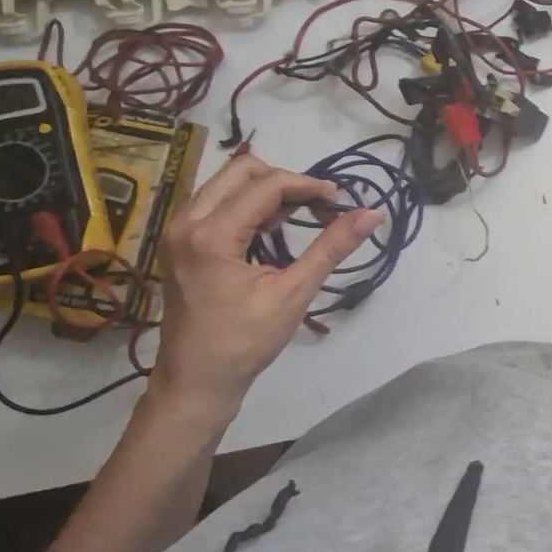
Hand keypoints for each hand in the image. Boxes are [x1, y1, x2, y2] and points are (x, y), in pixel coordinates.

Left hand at [148, 155, 381, 420]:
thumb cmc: (244, 341)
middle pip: (241, 171)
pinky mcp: (181, 242)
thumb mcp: (294, 293)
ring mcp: (179, 231)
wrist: (197, 379)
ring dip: (268, 191)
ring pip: (227, 184)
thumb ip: (332, 247)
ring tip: (302, 215)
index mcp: (210, 235)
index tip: (340, 201)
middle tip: (320, 204)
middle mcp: (186, 222)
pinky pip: (217, 203)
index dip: (309, 186)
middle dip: (286, 180)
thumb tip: (372, 214)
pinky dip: (250, 205)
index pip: (267, 186)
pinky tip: (275, 228)